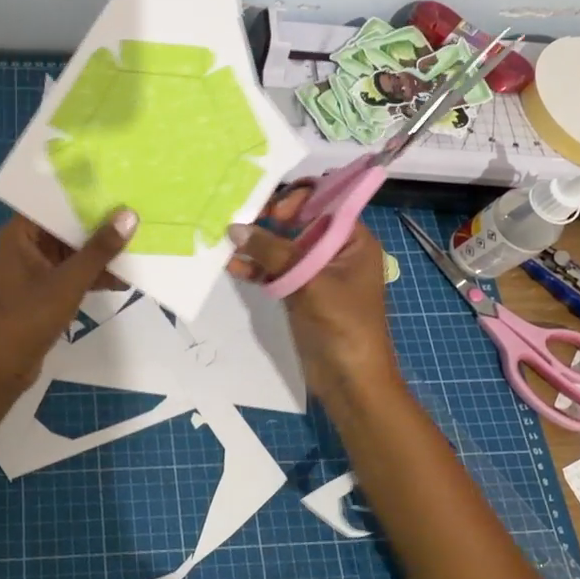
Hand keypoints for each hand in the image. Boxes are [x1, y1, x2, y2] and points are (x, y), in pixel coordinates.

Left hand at [0, 209, 138, 392]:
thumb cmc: (27, 319)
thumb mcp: (68, 282)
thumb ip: (99, 250)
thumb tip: (128, 216)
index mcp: (19, 233)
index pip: (53, 201)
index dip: (84, 194)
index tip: (117, 188)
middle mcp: (23, 245)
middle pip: (65, 226)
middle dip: (98, 227)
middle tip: (136, 217)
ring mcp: (32, 269)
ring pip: (71, 251)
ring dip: (98, 255)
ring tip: (136, 252)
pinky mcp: (40, 291)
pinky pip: (70, 273)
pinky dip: (90, 276)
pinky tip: (120, 281)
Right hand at [226, 187, 397, 399]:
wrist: (350, 378)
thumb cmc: (343, 324)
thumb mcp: (310, 282)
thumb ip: (272, 252)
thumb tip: (235, 228)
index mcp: (351, 239)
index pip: (324, 201)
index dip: (297, 200)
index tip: (274, 215)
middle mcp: (334, 249)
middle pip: (298, 221)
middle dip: (268, 220)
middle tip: (242, 226)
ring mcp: (315, 271)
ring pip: (281, 246)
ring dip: (256, 244)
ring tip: (228, 244)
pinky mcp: (298, 291)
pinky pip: (273, 270)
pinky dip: (255, 267)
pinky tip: (233, 267)